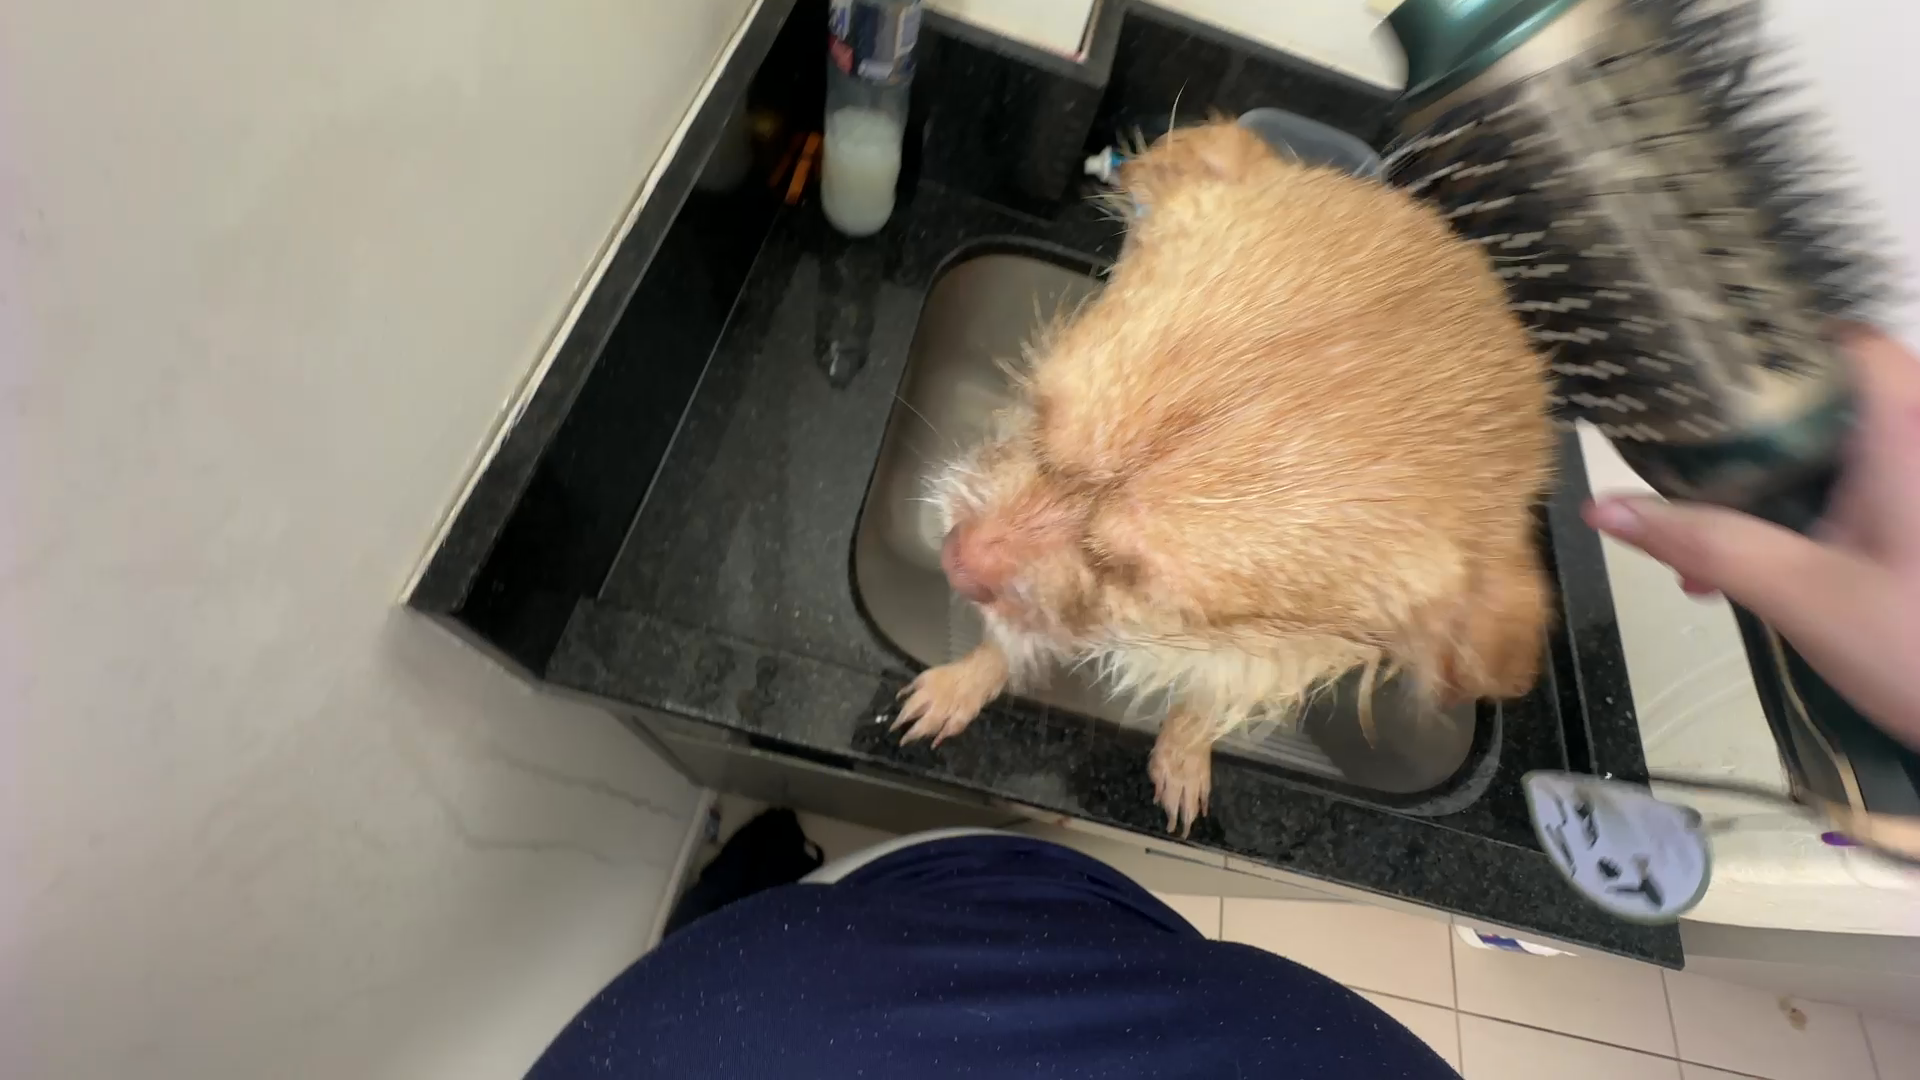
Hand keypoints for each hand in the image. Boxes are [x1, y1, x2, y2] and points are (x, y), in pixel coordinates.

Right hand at [1582, 329, 1919, 751]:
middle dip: (1732, 445)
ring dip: (1745, 498)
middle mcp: (1919, 459)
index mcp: (1911, 448)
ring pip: (1818, 463)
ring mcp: (1912, 498)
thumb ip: (1703, 544)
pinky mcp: (1904, 533)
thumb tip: (1601, 508)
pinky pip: (1832, 504)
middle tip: (1670, 481)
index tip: (1691, 368)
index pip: (1852, 350)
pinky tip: (1733, 576)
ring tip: (1694, 553)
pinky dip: (1776, 528)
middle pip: (1818, 409)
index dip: (1773, 343)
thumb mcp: (1804, 595)